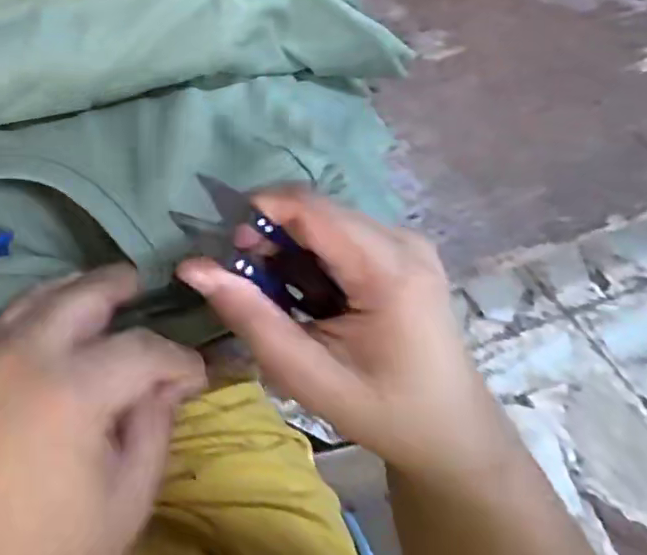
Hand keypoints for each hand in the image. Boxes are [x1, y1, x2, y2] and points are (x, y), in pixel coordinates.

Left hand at [0, 267, 207, 554]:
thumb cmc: (62, 536)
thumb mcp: (128, 494)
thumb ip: (155, 425)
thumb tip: (173, 378)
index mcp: (74, 390)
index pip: (139, 348)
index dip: (175, 356)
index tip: (196, 371)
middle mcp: (33, 353)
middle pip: (85, 295)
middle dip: (121, 286)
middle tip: (149, 286)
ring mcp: (0, 351)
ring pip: (45, 292)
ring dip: (81, 285)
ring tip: (112, 290)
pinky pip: (18, 309)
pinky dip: (47, 298)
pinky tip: (65, 308)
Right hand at [176, 186, 518, 485]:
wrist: (455, 439)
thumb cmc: (384, 412)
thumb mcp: (309, 376)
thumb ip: (250, 317)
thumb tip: (191, 267)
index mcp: (390, 270)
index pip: (308, 208)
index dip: (258, 214)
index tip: (230, 250)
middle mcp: (402, 240)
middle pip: (312, 208)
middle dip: (268, 231)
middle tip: (248, 277)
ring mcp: (406, 241)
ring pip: (321, 214)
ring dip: (286, 241)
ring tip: (277, 290)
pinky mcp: (401, 248)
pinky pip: (337, 227)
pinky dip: (307, 249)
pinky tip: (307, 290)